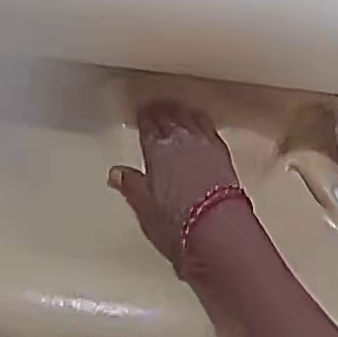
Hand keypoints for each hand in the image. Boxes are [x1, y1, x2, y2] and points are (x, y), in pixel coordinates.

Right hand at [108, 101, 241, 267]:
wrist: (217, 229)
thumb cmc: (177, 223)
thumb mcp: (145, 209)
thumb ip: (131, 186)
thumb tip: (115, 173)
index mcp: (156, 150)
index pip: (147, 127)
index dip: (143, 119)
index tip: (141, 114)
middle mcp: (179, 139)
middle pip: (167, 117)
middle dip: (159, 111)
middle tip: (155, 107)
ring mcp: (202, 141)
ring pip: (188, 117)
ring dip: (179, 111)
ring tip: (175, 108)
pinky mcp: (221, 149)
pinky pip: (207, 124)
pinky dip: (200, 118)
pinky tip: (199, 119)